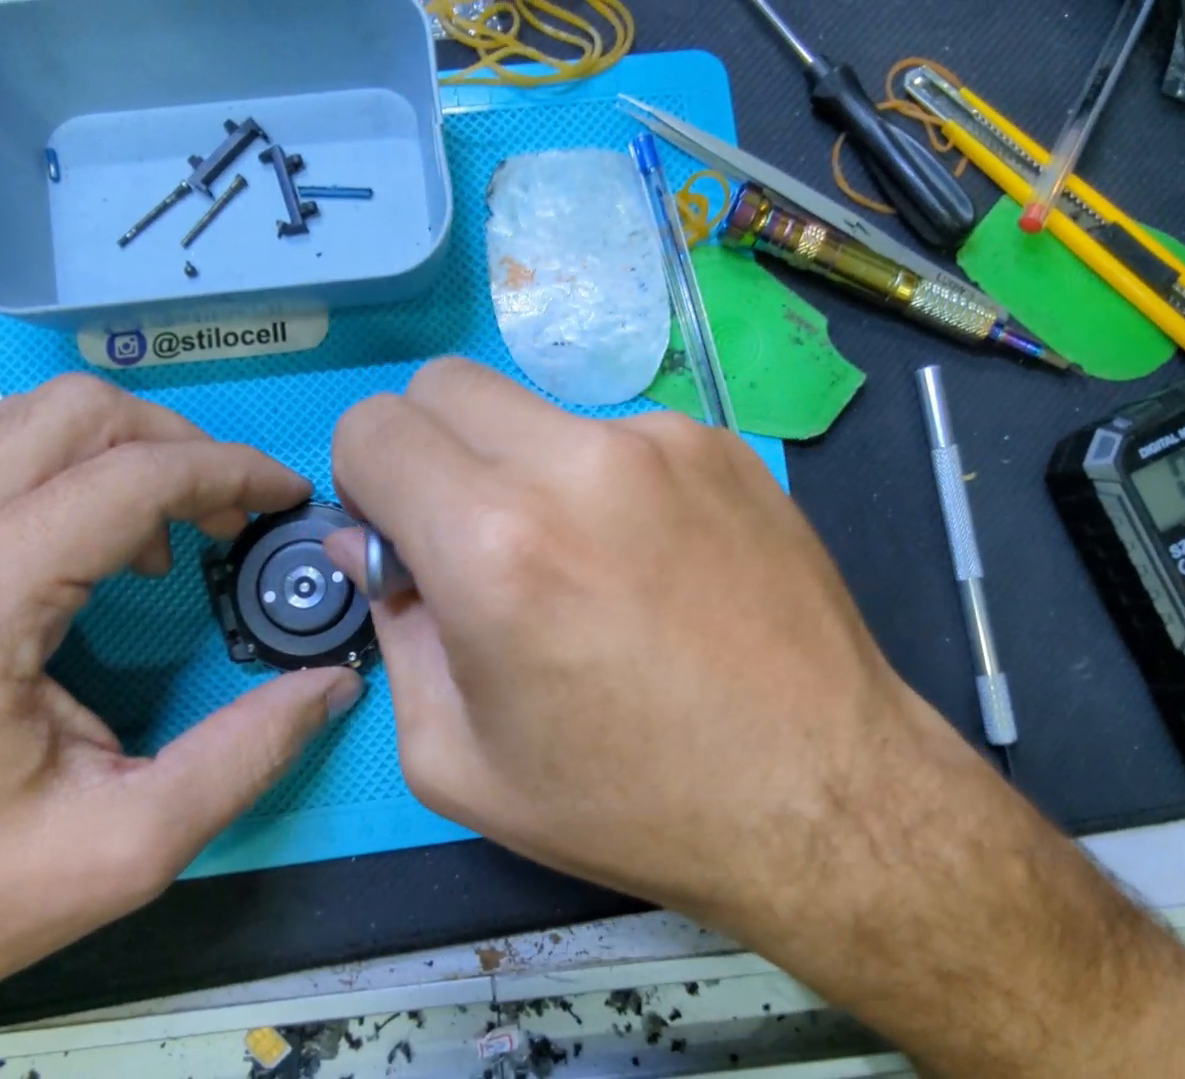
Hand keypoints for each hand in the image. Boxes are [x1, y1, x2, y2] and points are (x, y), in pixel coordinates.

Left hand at [0, 375, 362, 1076]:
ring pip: (16, 424)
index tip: (288, 497)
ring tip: (175, 532)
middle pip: (68, 412)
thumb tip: (333, 683)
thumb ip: (251, 752)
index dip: (231, 472)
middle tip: (234, 510)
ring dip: (120, 455)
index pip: (128, 477)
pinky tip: (97, 555)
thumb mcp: (129, 845)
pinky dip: (64, 480)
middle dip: (179, 442)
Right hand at [332, 359, 1184, 1078]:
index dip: (366, 481)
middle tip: (474, 538)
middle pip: (447, 384)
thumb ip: (395, 637)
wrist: (818, 792)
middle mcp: (578, 461)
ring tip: (585, 562)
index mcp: (495, 540)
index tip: (402, 538)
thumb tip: (380, 550)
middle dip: (433, 450)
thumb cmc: (630, 801)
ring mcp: (664, 440)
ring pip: (539, 410)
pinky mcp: (726, 445)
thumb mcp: (460, 762)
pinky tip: (656, 559)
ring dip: (527, 467)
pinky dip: (607, 479)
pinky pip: (623, 434)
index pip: (373, 427)